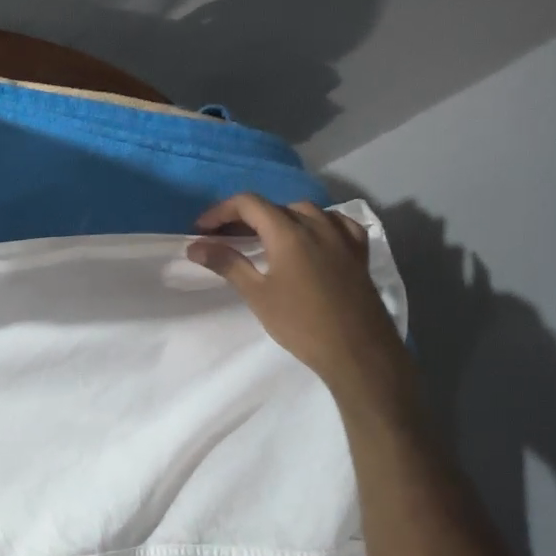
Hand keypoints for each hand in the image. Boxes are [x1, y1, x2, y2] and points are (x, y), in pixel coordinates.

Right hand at [187, 194, 410, 400]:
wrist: (358, 352)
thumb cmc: (300, 323)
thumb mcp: (256, 294)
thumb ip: (227, 263)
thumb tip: (195, 246)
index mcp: (289, 233)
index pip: (249, 204)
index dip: (220, 212)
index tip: (202, 231)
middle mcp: (317, 227)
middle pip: (274, 206)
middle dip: (244, 217)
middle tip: (224, 238)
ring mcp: (342, 238)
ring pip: (306, 211)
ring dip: (279, 217)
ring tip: (264, 238)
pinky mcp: (359, 253)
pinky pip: (337, 224)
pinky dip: (317, 223)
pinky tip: (312, 237)